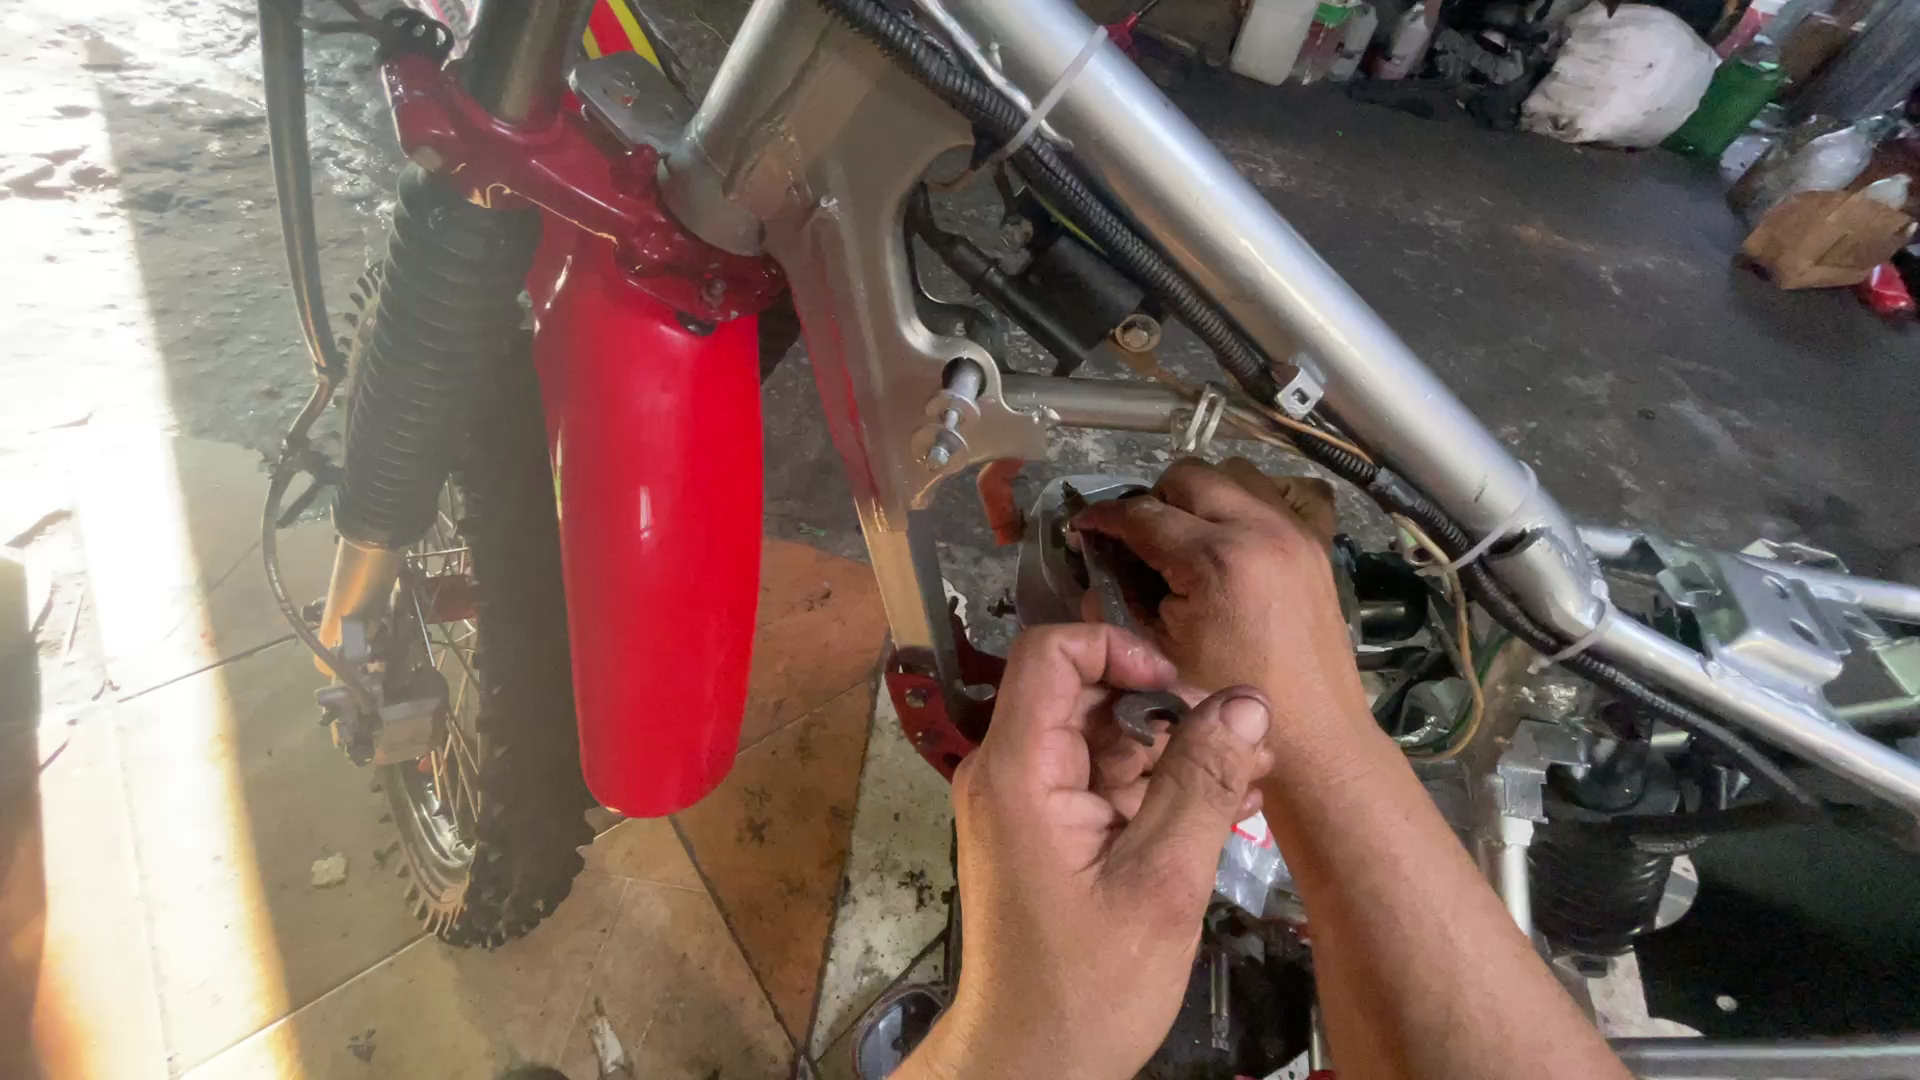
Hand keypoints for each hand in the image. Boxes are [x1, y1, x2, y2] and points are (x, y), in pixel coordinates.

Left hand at [905, 624, 1273, 1079]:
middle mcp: (1010, 766)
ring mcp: (1026, 794)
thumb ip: (1201, 784)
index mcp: (1018, 768)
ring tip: (1248, 768)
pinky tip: (1222, 798)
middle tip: (1238, 738)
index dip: (1116, 649)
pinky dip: (1155, 780)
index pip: (1050, 653)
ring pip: (1100, 732)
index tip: (1178, 688)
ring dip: (1171, 745)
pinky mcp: (1047, 820)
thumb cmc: (1089, 985)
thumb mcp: (1161, 884)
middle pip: (1082, 691)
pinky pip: (1101, 775)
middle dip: (1162, 705)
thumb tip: (1246, 700)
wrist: (1031, 1062)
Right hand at [1071, 458, 1369, 741]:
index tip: (1081, 527)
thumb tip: (1096, 568)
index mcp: (1216, 558)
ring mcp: (1295, 531)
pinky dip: (1246, 502)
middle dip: (1152, 499)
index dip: (1103, 517)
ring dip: (1198, 495)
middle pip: (1188, 476)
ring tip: (1184, 535)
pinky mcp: (1316, 544)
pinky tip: (1231, 537)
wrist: (1312, 738)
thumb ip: (1116, 602)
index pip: (1142, 514)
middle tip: (1137, 538)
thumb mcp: (1155, 654)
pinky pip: (1279, 494)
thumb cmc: (1224, 700)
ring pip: (1234, 473)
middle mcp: (1260, 528)